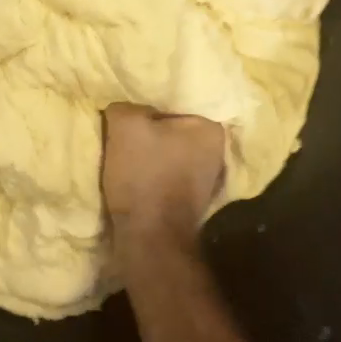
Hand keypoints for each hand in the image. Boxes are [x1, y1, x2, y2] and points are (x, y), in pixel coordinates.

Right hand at [101, 102, 225, 246]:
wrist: (150, 239)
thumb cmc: (144, 174)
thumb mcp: (125, 123)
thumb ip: (125, 105)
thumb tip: (126, 111)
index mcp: (209, 128)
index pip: (172, 102)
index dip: (145, 106)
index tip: (128, 116)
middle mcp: (216, 152)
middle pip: (170, 128)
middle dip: (148, 131)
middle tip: (124, 133)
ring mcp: (206, 180)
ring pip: (168, 152)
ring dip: (148, 153)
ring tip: (125, 155)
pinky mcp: (191, 202)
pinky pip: (167, 174)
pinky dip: (152, 174)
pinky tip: (134, 177)